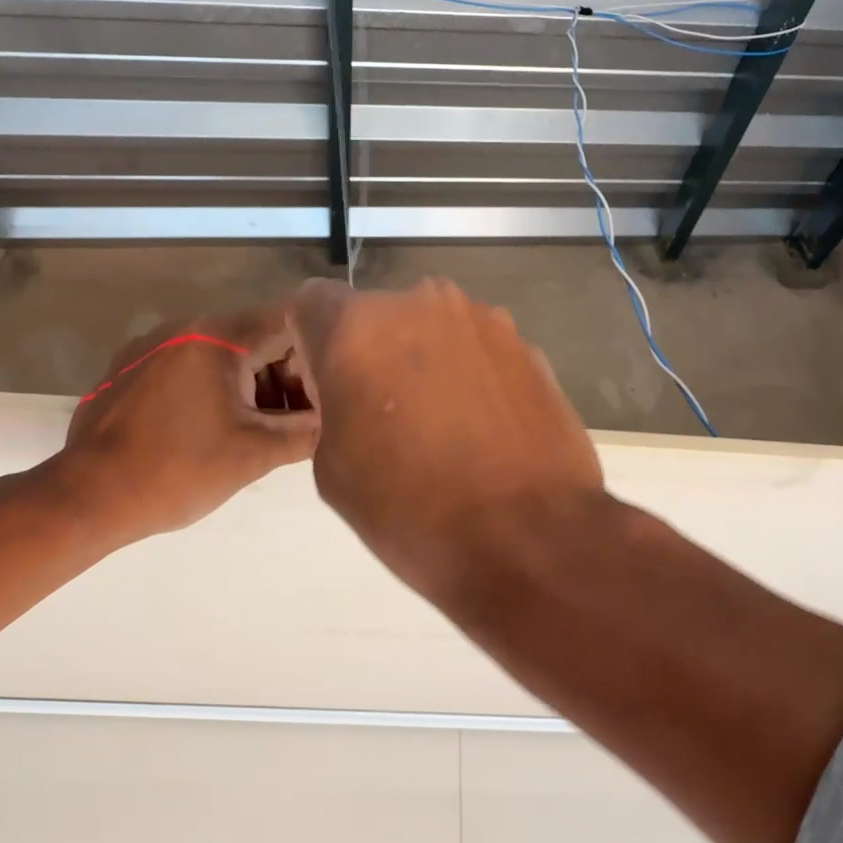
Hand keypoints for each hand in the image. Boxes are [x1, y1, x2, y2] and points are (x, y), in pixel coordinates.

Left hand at [60, 298, 318, 543]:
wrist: (91, 497)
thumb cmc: (180, 470)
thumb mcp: (257, 454)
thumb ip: (306, 431)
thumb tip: (334, 421)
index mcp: (216, 338)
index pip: (288, 323)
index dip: (315, 357)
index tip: (323, 396)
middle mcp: (182, 328)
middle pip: (254, 338)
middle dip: (282, 378)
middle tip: (292, 425)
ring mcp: (149, 348)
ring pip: (220, 355)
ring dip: (248, 388)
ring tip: (254, 435)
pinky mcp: (128, 372)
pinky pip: (186, 369)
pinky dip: (211, 392)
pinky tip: (209, 433)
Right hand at [287, 276, 603, 600]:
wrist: (527, 538)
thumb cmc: (411, 511)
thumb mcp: (332, 469)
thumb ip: (333, 407)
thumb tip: (358, 395)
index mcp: (357, 326)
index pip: (312, 304)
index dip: (313, 347)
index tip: (329, 392)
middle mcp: (421, 303)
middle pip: (379, 317)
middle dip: (373, 355)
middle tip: (385, 419)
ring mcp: (485, 321)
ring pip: (433, 332)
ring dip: (426, 365)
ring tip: (443, 431)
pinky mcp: (531, 349)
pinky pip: (480, 354)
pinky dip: (472, 381)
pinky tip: (484, 435)